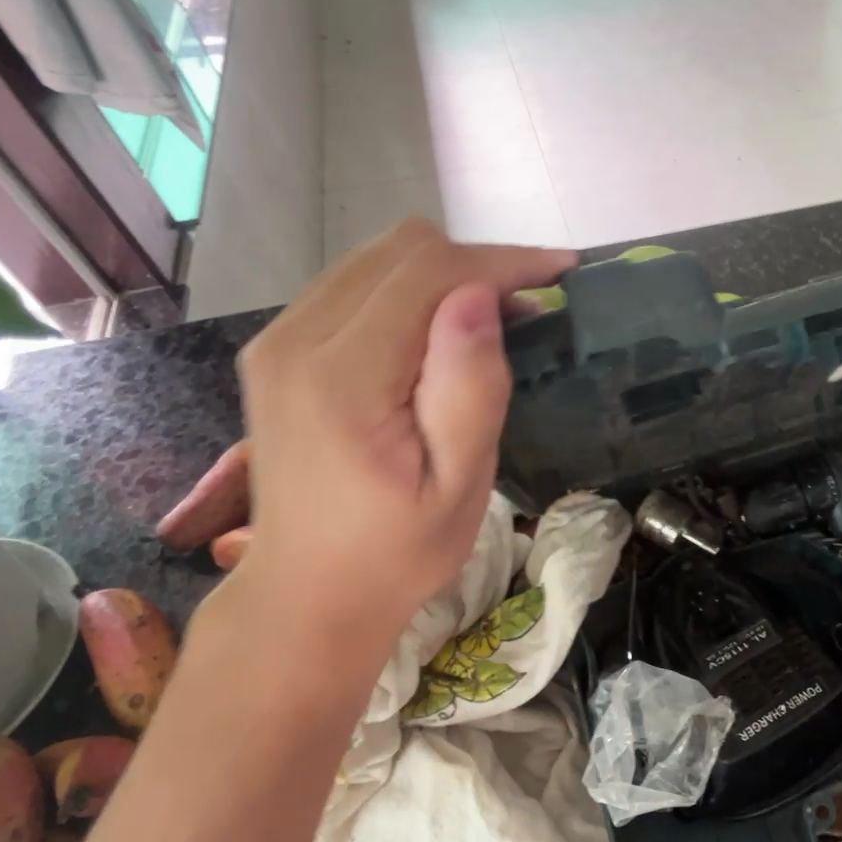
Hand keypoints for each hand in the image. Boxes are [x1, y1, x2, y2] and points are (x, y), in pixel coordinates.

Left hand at [227, 220, 574, 647]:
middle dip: (477, 263)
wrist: (310, 591)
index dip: (502, 261)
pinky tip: (444, 332)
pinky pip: (355, 285)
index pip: (428, 273)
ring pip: (377, 259)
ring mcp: (278, 340)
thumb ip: (470, 388)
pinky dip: (411, 291)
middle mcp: (296, 340)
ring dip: (446, 274)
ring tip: (497, 319)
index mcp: (342, 378)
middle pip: (399, 250)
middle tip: (532, 307)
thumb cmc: (399, 550)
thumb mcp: (461, 485)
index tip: (562, 271)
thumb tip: (478, 298)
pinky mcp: (280, 349)